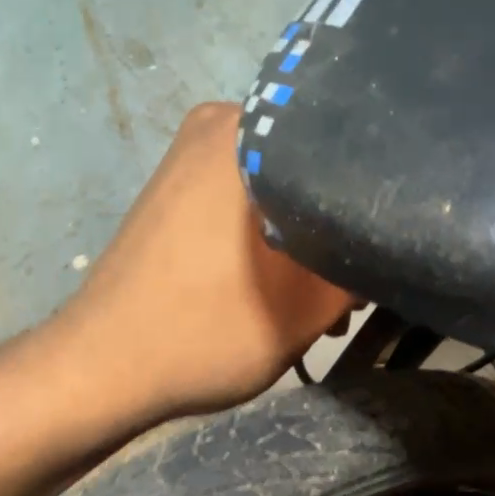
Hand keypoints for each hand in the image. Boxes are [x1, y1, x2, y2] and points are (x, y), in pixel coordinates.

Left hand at [63, 103, 354, 413]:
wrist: (104, 369)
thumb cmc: (205, 334)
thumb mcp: (306, 311)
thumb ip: (359, 272)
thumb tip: (385, 253)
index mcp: (248, 134)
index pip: (345, 150)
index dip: (375, 204)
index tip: (390, 250)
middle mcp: (217, 126)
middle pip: (312, 172)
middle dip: (339, 231)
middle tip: (358, 290)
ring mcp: (189, 157)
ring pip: (280, 193)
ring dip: (309, 244)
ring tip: (327, 304)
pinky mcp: (175, 192)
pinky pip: (245, 205)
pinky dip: (272, 243)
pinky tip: (286, 291)